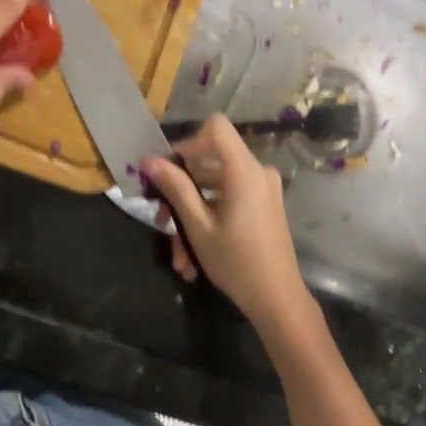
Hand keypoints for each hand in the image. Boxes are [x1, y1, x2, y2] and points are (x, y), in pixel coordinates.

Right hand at [142, 116, 312, 328]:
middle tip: (163, 224)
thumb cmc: (235, 262)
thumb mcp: (198, 227)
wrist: (276, 297)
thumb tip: (149, 161)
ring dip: (192, 219)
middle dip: (182, 193)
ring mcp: (263, 190)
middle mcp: (257, 172)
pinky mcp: (263, 207)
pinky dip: (210, 224)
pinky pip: (229, 204)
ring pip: (216, 191)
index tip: (169, 173)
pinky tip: (194, 260)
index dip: (188, 143)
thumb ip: (176, 189)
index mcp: (244, 170)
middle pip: (211, 163)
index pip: (215, 128)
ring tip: (180, 258)